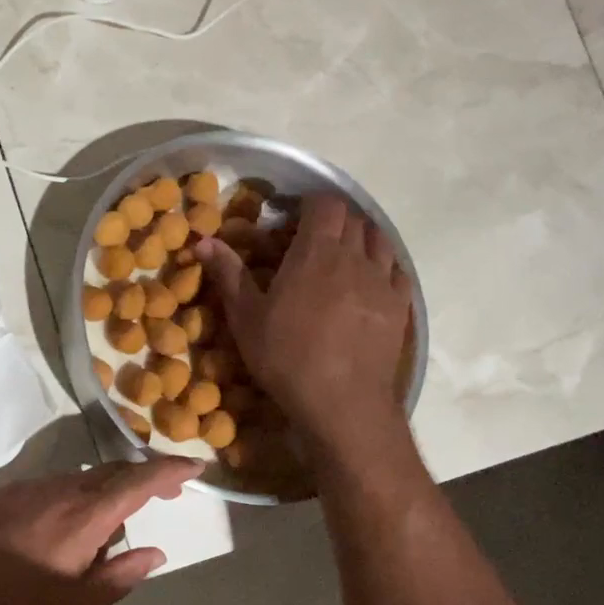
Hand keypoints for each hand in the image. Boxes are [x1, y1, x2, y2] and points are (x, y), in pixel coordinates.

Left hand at [0, 458, 202, 604]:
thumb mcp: (79, 604)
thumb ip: (122, 575)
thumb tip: (154, 553)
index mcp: (85, 517)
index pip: (138, 481)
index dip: (170, 470)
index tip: (195, 466)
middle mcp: (60, 491)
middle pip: (111, 472)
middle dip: (142, 478)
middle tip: (162, 497)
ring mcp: (29, 488)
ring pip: (80, 478)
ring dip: (104, 491)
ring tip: (107, 527)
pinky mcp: (5, 493)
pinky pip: (52, 485)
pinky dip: (72, 496)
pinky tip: (64, 526)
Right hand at [197, 193, 412, 460]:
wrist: (341, 401)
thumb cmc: (285, 357)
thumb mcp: (245, 318)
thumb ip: (229, 274)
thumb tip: (203, 240)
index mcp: (316, 253)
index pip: (325, 204)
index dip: (310, 203)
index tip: (293, 216)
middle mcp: (355, 256)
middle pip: (353, 218)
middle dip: (333, 219)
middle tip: (310, 238)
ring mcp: (383, 279)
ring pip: (378, 239)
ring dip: (360, 237)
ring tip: (341, 255)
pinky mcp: (400, 303)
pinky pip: (395, 268)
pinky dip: (380, 264)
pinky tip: (367, 281)